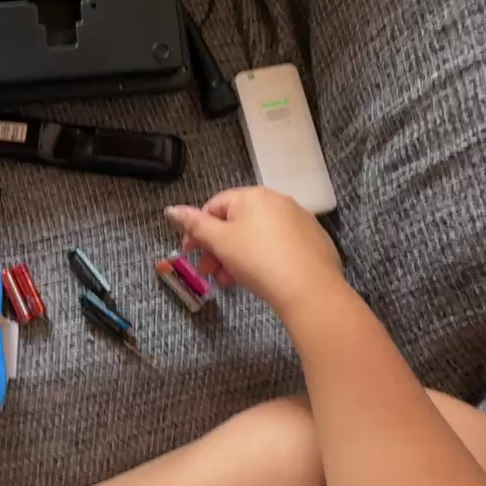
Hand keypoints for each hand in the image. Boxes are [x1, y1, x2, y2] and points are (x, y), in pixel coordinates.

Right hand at [165, 187, 349, 316]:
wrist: (309, 288)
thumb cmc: (257, 260)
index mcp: (253, 196)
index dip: (197, 230)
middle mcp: (278, 200)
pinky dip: (260, 258)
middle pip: (235, 222)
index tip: (189, 253)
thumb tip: (172, 209)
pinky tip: (257, 278)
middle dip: (216, 248)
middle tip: (208, 272)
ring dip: (235, 257)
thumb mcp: (219, 241)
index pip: (214, 206)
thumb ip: (194, 224)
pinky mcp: (313, 240)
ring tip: (229, 281)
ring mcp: (299, 219)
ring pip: (255, 235)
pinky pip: (277, 244)